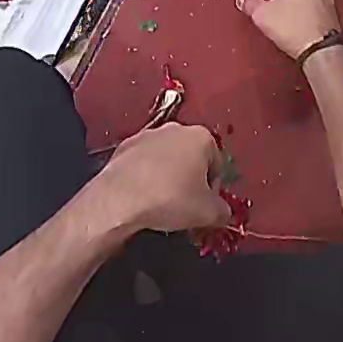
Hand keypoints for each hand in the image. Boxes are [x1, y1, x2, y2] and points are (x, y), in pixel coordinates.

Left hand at [87, 123, 228, 234]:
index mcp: (201, 137)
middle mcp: (176, 128)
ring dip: (168, 177)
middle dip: (191, 180)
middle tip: (186, 206)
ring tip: (161, 203)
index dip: (213, 189)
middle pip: (191, 158)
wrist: (120, 197)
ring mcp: (148, 134)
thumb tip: (222, 213)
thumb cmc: (171, 198)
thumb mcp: (208, 213)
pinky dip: (146, 176)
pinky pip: (143, 163)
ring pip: (166, 158)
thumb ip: (222, 211)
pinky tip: (142, 196)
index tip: (204, 207)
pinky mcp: (124, 145)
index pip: (217, 164)